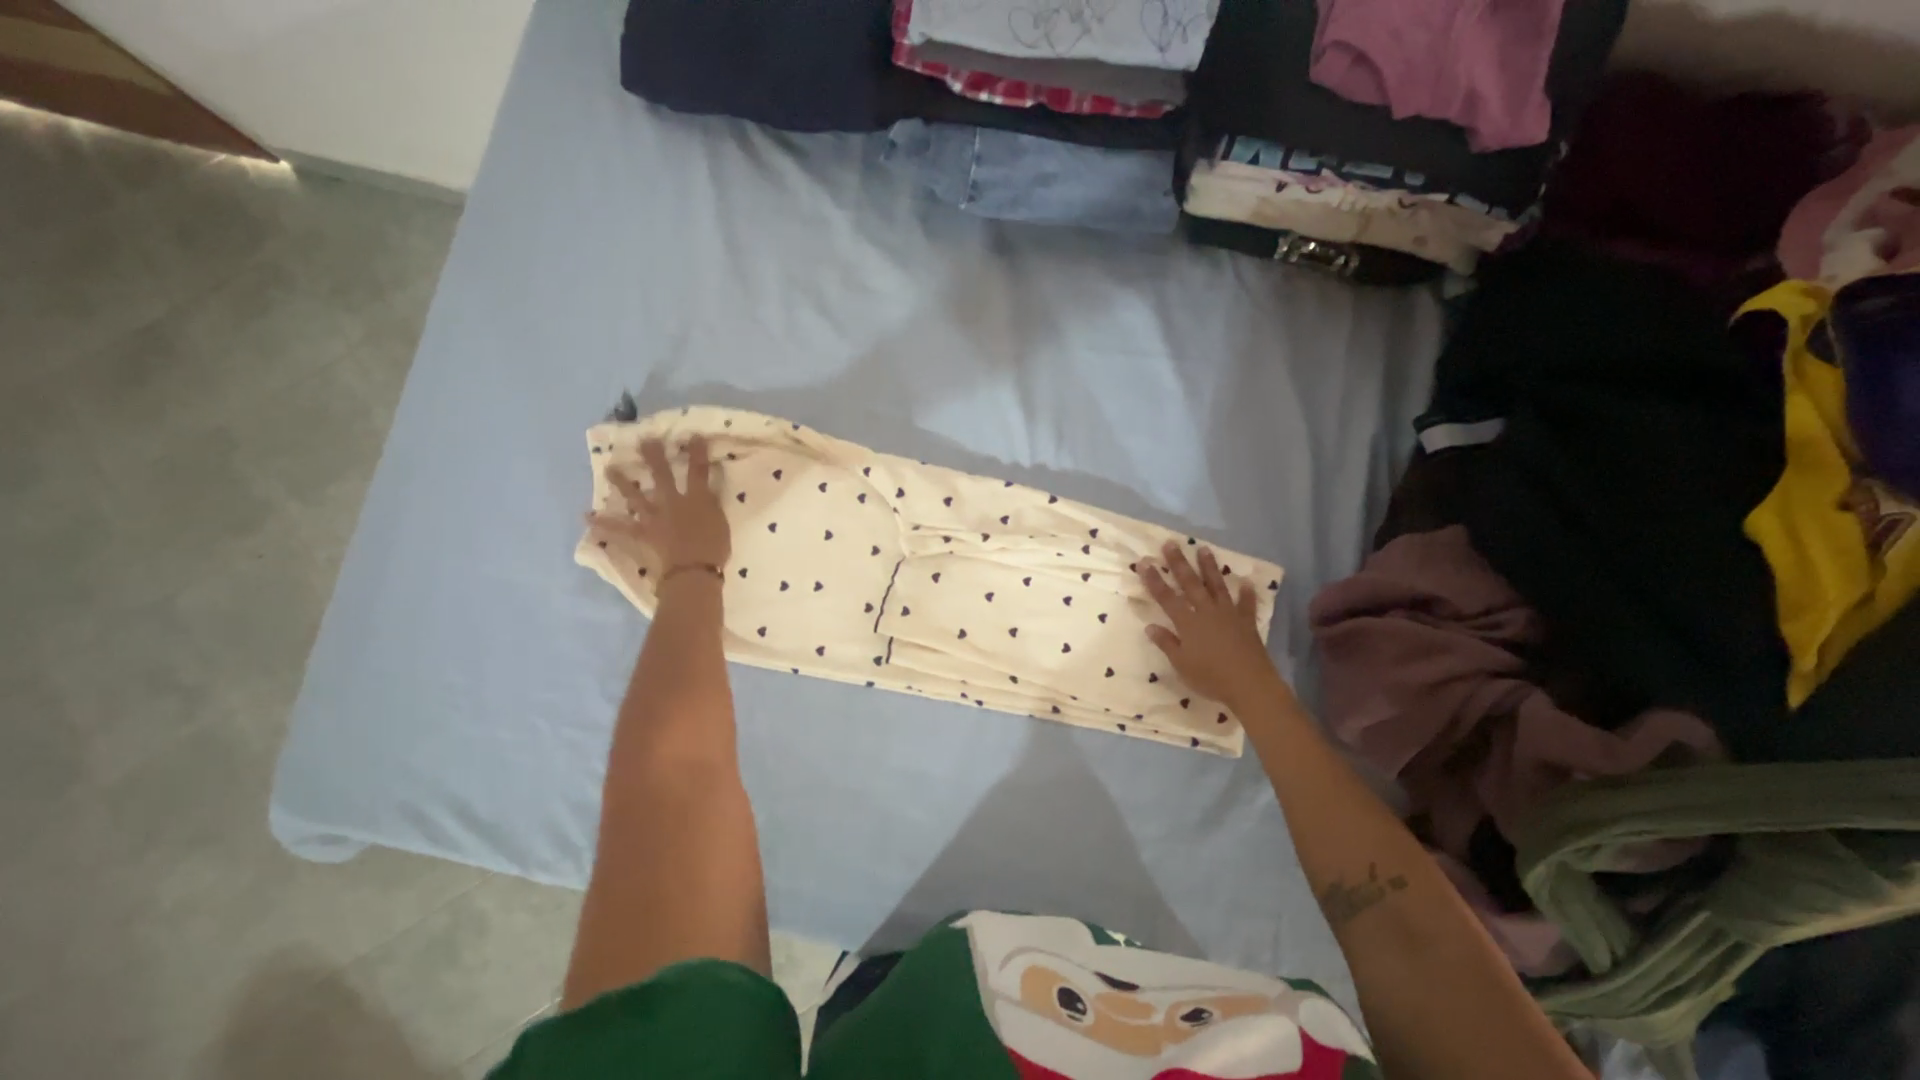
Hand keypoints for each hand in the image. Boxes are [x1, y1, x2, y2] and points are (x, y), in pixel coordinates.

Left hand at [591, 436, 731, 572]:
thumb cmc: (714, 550)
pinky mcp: (641, 535)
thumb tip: (706, 495)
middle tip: (644, 440)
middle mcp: (672, 503)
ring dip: (621, 482)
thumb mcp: (721, 524)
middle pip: (661, 475)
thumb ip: (711, 507)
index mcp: (697, 500)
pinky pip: (619, 529)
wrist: (693, 572)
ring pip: (635, 496)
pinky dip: (602, 524)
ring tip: (610, 468)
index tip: (693, 436)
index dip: (696, 453)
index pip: (697, 471)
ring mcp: (654, 518)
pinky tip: (586, 516)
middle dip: (653, 456)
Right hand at [1137, 541, 1284, 708]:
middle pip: (1190, 584)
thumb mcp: (1181, 664)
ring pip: (1217, 586)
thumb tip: (1151, 626)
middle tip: (1171, 543)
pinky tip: (1246, 582)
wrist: (1249, 684)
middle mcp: (1207, 612)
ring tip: (1204, 549)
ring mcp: (1229, 615)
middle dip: (1179, 563)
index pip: (1166, 597)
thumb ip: (1167, 643)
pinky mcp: (1247, 623)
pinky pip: (1246, 604)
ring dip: (1210, 567)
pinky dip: (1246, 593)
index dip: (1154, 580)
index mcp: (1188, 623)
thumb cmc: (1210, 677)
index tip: (1145, 562)